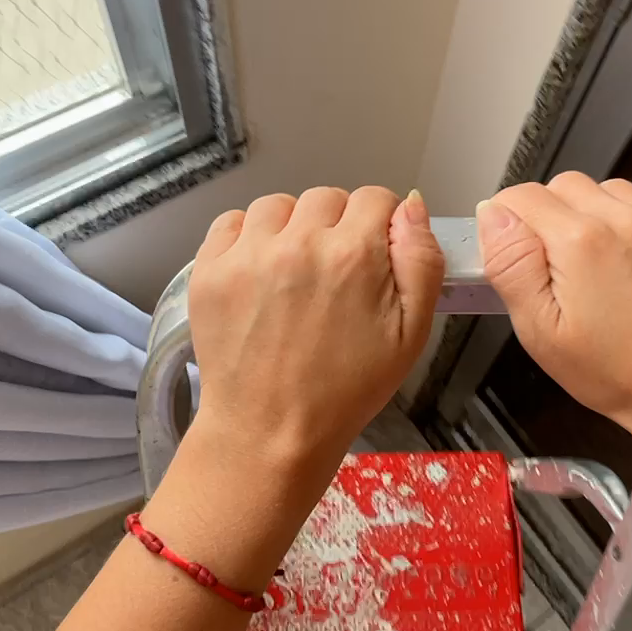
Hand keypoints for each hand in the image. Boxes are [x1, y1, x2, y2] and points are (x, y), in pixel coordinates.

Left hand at [185, 186, 443, 503]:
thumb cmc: (347, 390)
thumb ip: (422, 261)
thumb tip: (411, 206)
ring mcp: (247, 253)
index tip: (374, 255)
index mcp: (353, 254)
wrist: (270, 432)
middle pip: (327, 198)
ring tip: (293, 274)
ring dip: (292, 228)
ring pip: (279, 206)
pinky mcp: (209, 269)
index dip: (382, 225)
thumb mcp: (411, 334)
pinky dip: (248, 238)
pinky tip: (258, 273)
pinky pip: (232, 223)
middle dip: (338, 226)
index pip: (376, 198)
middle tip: (334, 276)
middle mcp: (298, 242)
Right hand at [477, 172, 631, 465]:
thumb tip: (493, 214)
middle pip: (566, 185)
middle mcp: (628, 217)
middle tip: (558, 268)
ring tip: (603, 268)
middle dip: (551, 216)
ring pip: (613, 191)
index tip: (514, 249)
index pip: (523, 196)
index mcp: (580, 241)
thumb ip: (511, 266)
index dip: (507, 219)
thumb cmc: (620, 374)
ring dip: (596, 216)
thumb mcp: (542, 334)